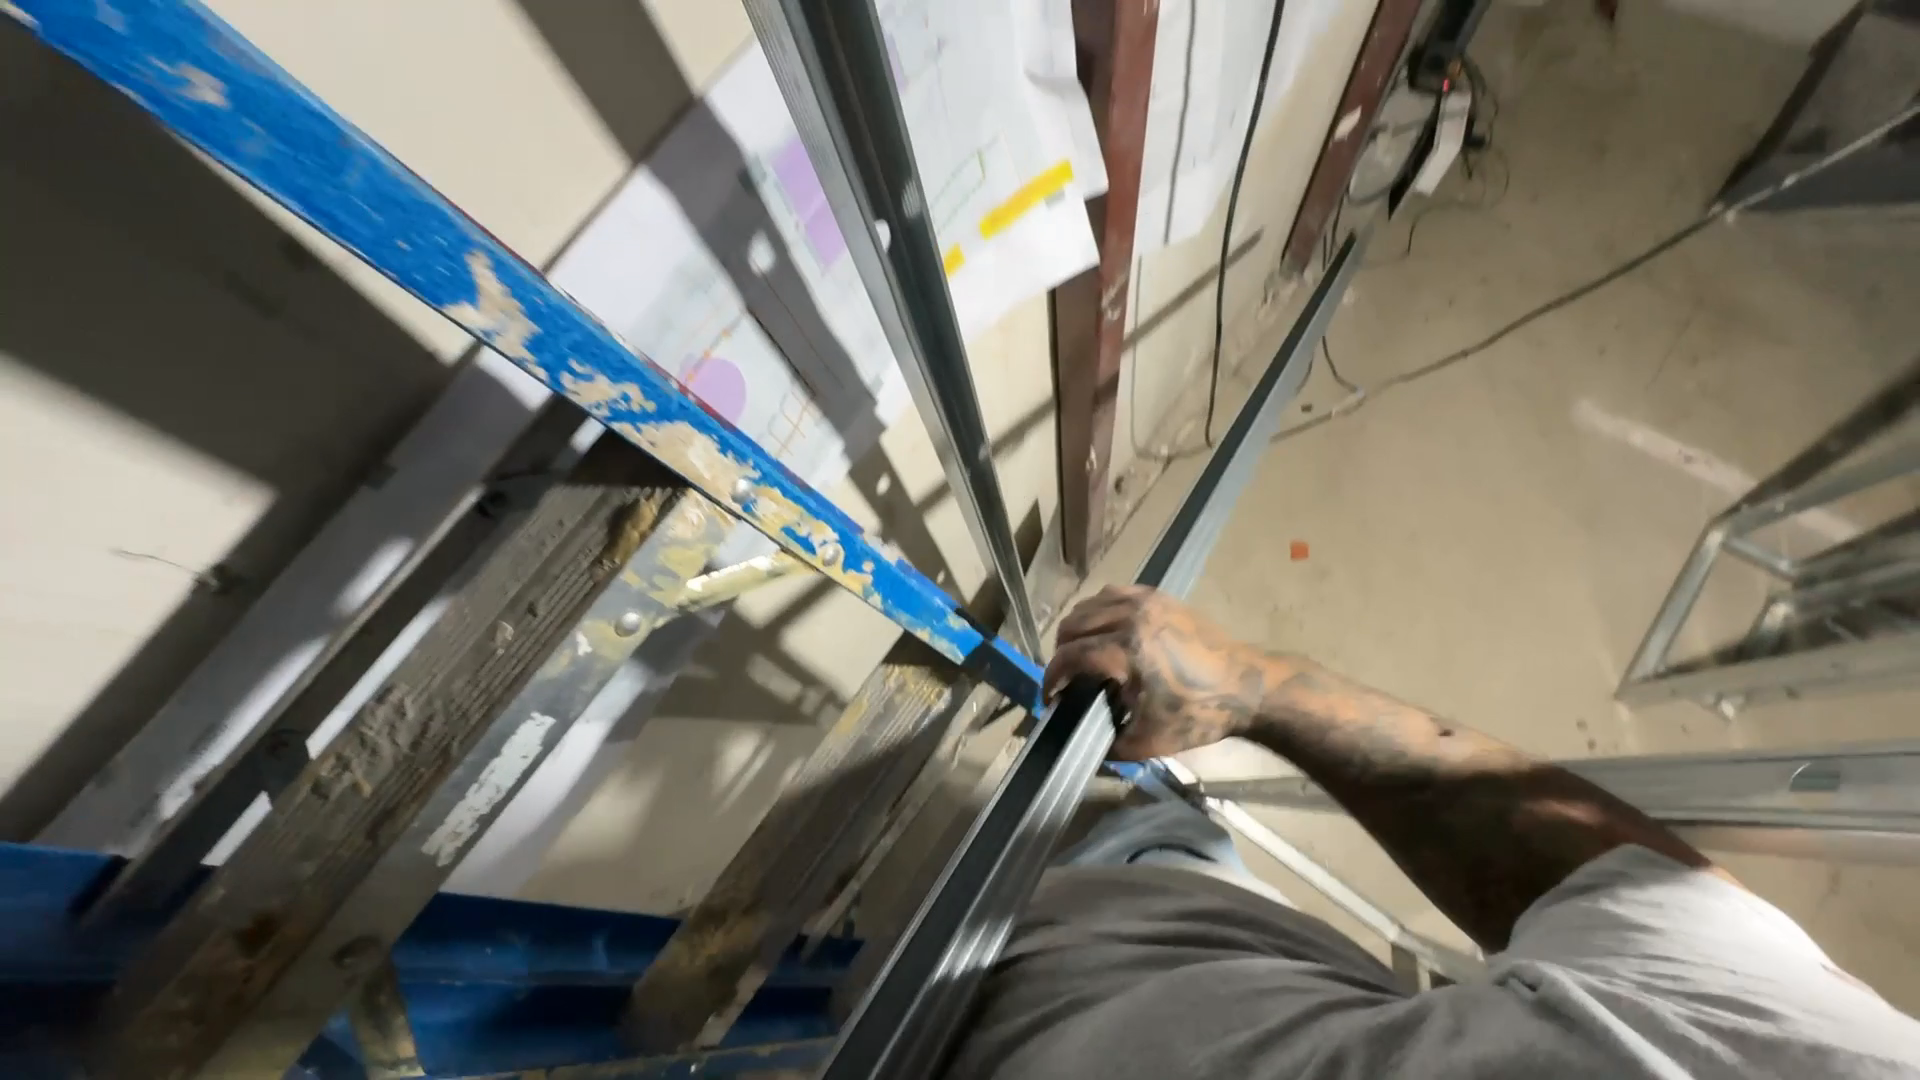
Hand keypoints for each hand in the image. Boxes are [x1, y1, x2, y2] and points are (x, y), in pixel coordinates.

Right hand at [1042, 585, 1283, 760]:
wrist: (1247, 687)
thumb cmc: (1199, 715)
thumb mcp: (1149, 741)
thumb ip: (1108, 743)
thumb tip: (1082, 742)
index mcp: (1126, 650)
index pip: (1070, 656)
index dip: (1052, 677)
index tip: (1050, 696)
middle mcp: (1131, 617)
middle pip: (1073, 625)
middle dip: (1061, 652)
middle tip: (1066, 677)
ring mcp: (1145, 601)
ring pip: (1089, 604)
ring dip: (1077, 629)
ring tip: (1081, 652)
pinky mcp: (1159, 596)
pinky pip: (1113, 593)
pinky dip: (1099, 609)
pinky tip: (1104, 629)